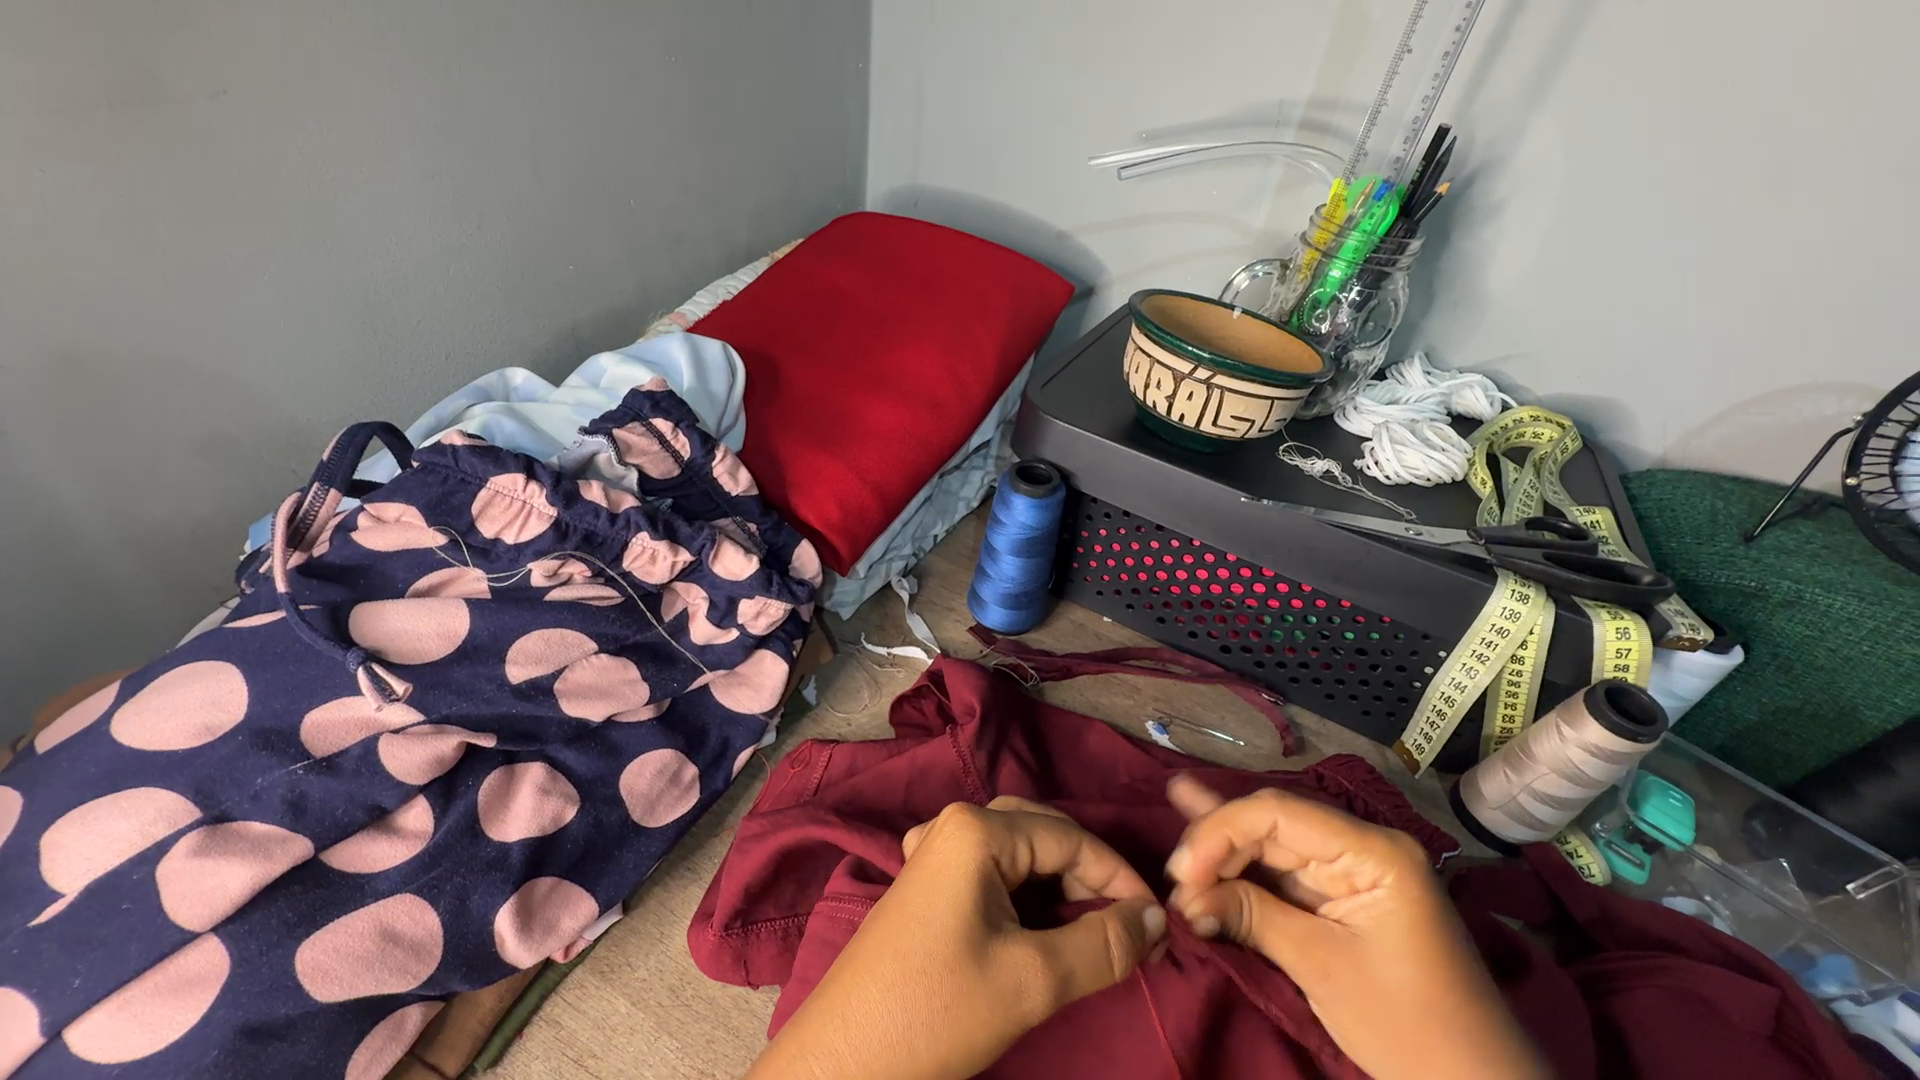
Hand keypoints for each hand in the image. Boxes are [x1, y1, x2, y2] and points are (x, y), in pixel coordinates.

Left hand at [747, 797, 1167, 1079]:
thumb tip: (1155, 918)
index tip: (1159, 927)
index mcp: (976, 829)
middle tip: (1129, 930)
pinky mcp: (925, 887)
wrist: (843, 1061)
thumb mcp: (1032, 980)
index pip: (1072, 838)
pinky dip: (1026, 895)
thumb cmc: (937, 1011)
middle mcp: (953, 825)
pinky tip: (1036, 923)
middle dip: (1092, 879)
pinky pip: (991, 873)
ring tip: (1093, 932)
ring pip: (1019, 854)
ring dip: (1061, 887)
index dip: (1121, 880)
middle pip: (1045, 837)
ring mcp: (933, 854)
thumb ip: (1103, 945)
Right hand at [1164, 775, 1546, 1079]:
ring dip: (1223, 858)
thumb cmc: (1409, 1027)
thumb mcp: (1323, 968)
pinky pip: (1281, 872)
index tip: (1181, 873)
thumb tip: (1185, 897)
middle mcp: (1360, 846)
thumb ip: (1252, 916)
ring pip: (1270, 845)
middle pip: (1271, 824)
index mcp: (1372, 851)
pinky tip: (1199, 819)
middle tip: (1174, 881)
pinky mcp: (1340, 897)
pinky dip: (1242, 868)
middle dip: (1217, 846)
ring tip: (1175, 860)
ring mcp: (1351, 870)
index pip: (1278, 814)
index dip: (1220, 831)